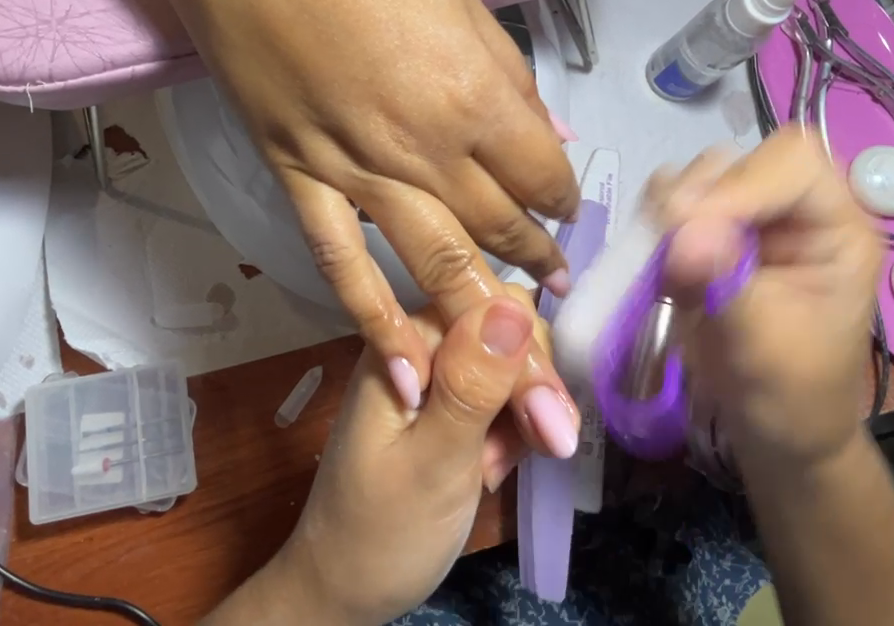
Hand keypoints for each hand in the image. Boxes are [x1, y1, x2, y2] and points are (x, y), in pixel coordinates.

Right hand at [164, 0, 581, 459]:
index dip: (561, 196)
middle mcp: (423, 148)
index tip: (563, 206)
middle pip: (497, 226)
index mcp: (472, 93)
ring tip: (516, 331)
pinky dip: (376, 322)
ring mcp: (355, 171)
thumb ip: (503, 74)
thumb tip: (539, 135)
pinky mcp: (297, 178)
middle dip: (535, 257)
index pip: (540, 173)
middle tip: (553, 278)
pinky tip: (408, 369)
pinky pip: (341, 263)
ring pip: (434, 261)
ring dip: (482, 302)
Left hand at [255, 295, 540, 625]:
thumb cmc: (382, 532)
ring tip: (499, 469)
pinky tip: (494, 467)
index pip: (490, 308)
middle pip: (504, 328)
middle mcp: (416, 342)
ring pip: (508, 362)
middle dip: (528, 390)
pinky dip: (508, 429)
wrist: (343, 587)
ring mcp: (430, 371)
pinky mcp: (443, 401)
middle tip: (538, 449)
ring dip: (521, 414)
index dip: (527, 363)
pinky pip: (496, 393)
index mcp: (402, 340)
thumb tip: (511, 305)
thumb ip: (472, 385)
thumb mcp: (434, 462)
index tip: (550, 426)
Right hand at [652, 129, 884, 473]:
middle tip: (670, 240)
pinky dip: (655, 218)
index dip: (743, 183)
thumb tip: (684, 232)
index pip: (794, 164)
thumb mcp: (765, 348)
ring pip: (702, 175)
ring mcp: (750, 219)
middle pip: (741, 160)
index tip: (693, 225)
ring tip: (664, 256)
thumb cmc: (791, 396)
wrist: (774, 430)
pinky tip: (656, 255)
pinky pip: (673, 198)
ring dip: (672, 207)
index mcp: (835, 228)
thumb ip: (726, 284)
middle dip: (700, 195)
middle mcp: (794, 211)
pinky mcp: (710, 232)